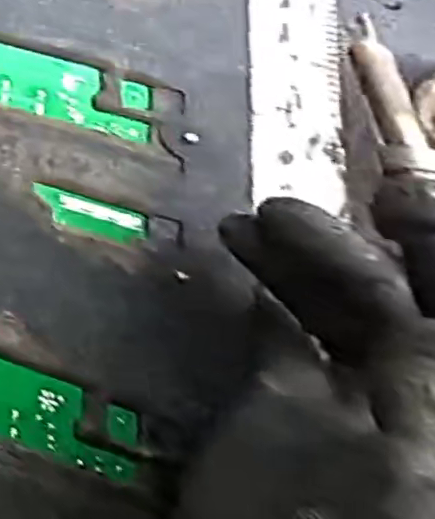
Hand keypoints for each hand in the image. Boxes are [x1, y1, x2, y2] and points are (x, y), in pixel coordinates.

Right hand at [177, 197, 434, 517]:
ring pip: (347, 316)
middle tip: (322, 196)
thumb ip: (426, 369)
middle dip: (371, 246)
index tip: (393, 194)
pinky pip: (283, 340)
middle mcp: (427, 399)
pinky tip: (236, 263)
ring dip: (302, 262)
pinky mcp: (291, 410)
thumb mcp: (419, 456)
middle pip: (413, 307)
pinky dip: (262, 299)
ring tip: (250, 219)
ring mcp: (362, 409)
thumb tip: (405, 290)